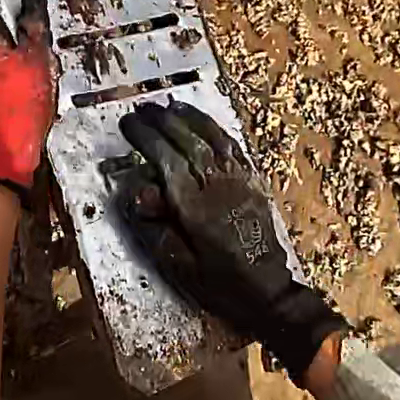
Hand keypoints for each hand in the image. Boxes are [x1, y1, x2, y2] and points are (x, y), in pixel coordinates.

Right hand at [116, 101, 346, 380]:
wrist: (270, 293)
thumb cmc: (219, 284)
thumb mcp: (179, 266)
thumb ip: (156, 229)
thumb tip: (137, 194)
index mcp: (195, 207)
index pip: (166, 159)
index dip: (145, 137)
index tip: (128, 123)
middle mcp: (217, 187)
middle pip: (188, 142)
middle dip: (163, 121)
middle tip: (143, 108)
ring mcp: (239, 182)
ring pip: (213, 139)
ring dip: (190, 118)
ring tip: (170, 105)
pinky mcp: (253, 184)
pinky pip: (235, 149)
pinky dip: (217, 130)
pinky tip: (205, 123)